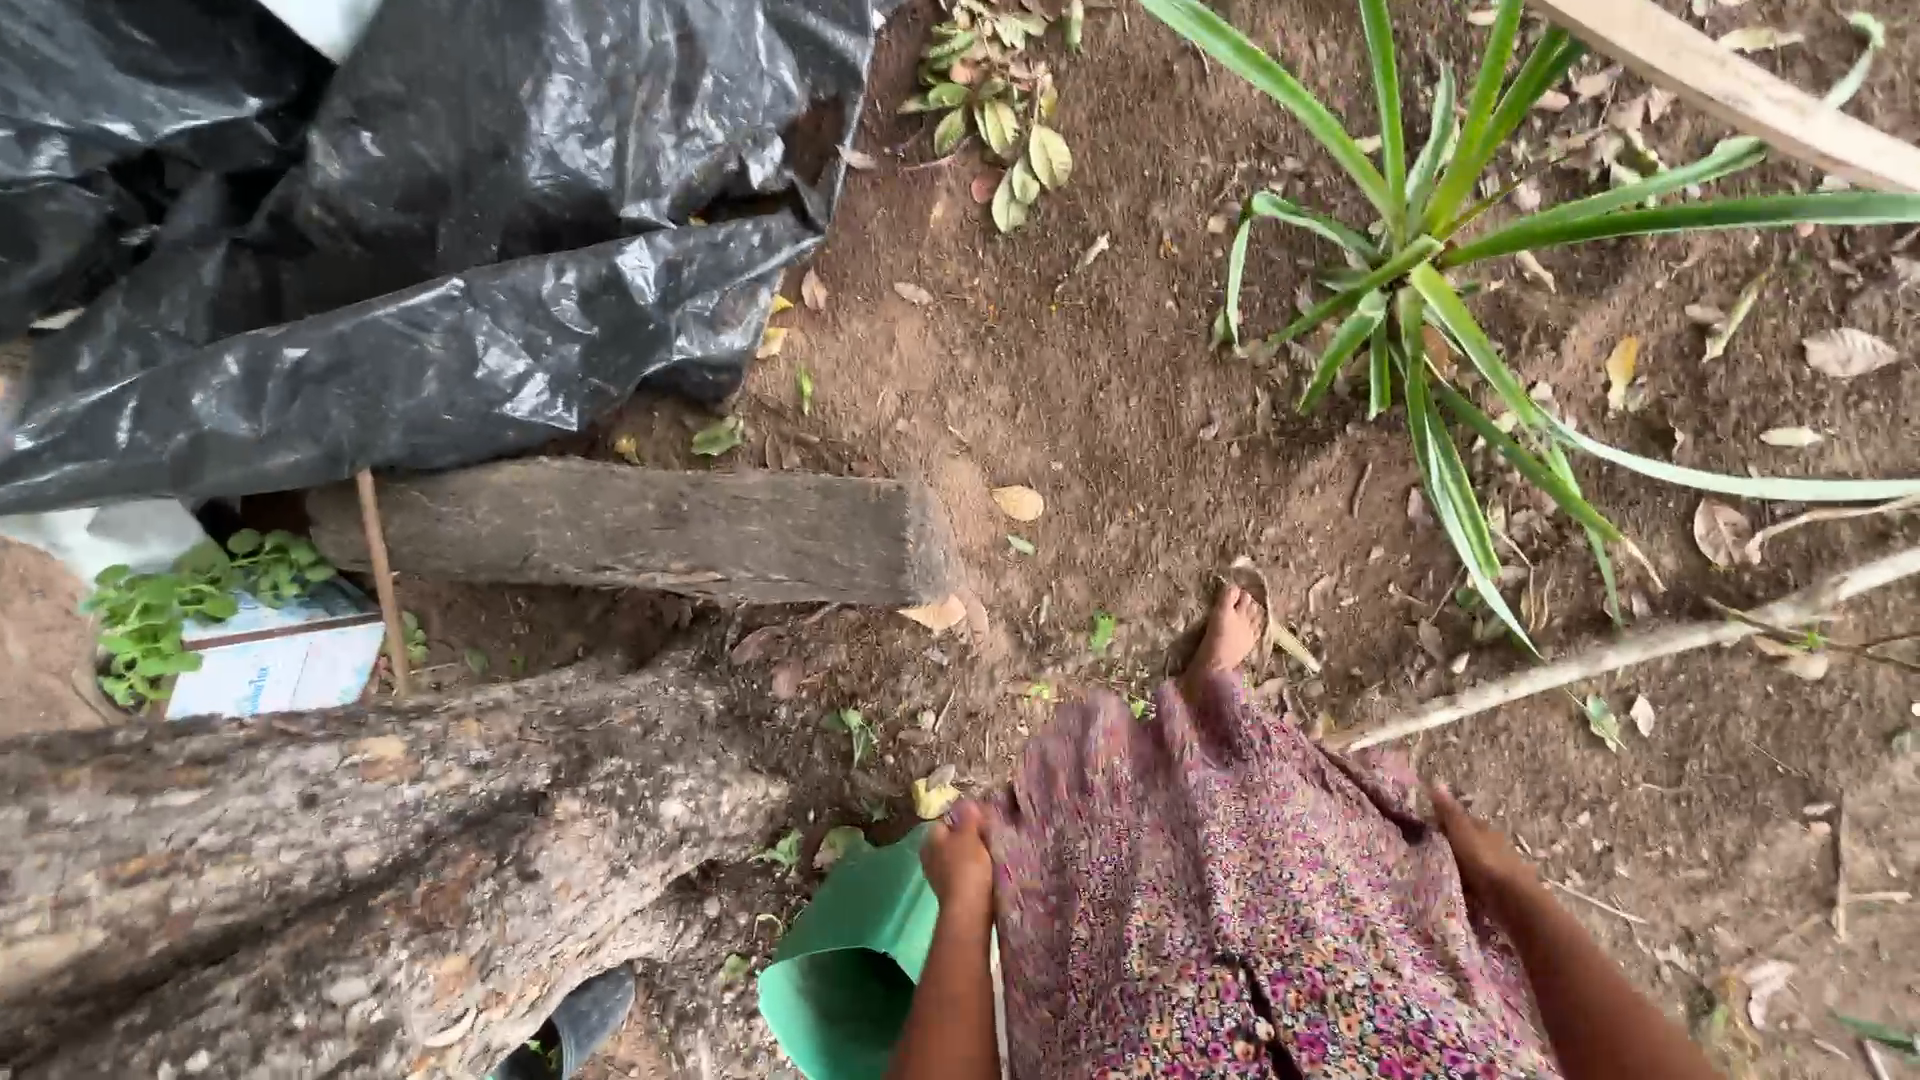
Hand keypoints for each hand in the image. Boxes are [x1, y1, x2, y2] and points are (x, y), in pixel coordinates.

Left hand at [922, 801, 994, 922]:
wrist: (970, 909)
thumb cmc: (966, 866)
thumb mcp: (969, 835)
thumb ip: (968, 817)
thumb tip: (965, 802)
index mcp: (929, 840)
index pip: (946, 820)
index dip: (965, 818)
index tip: (983, 819)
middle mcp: (929, 856)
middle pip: (953, 839)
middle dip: (970, 836)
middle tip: (990, 834)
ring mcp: (939, 876)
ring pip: (960, 856)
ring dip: (974, 854)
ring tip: (993, 851)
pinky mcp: (952, 891)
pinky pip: (965, 872)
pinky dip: (975, 870)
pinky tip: (990, 870)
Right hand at [1428, 782, 1536, 904]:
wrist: (1512, 898)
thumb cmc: (1483, 859)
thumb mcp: (1461, 831)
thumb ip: (1448, 811)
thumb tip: (1436, 782)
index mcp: (1483, 828)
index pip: (1459, 819)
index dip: (1442, 820)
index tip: (1423, 827)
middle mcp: (1491, 843)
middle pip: (1465, 839)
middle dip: (1449, 842)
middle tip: (1424, 848)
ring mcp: (1496, 866)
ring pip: (1470, 859)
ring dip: (1457, 862)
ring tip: (1434, 868)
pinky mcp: (1496, 887)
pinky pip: (1475, 879)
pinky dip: (1465, 880)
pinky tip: (1452, 885)